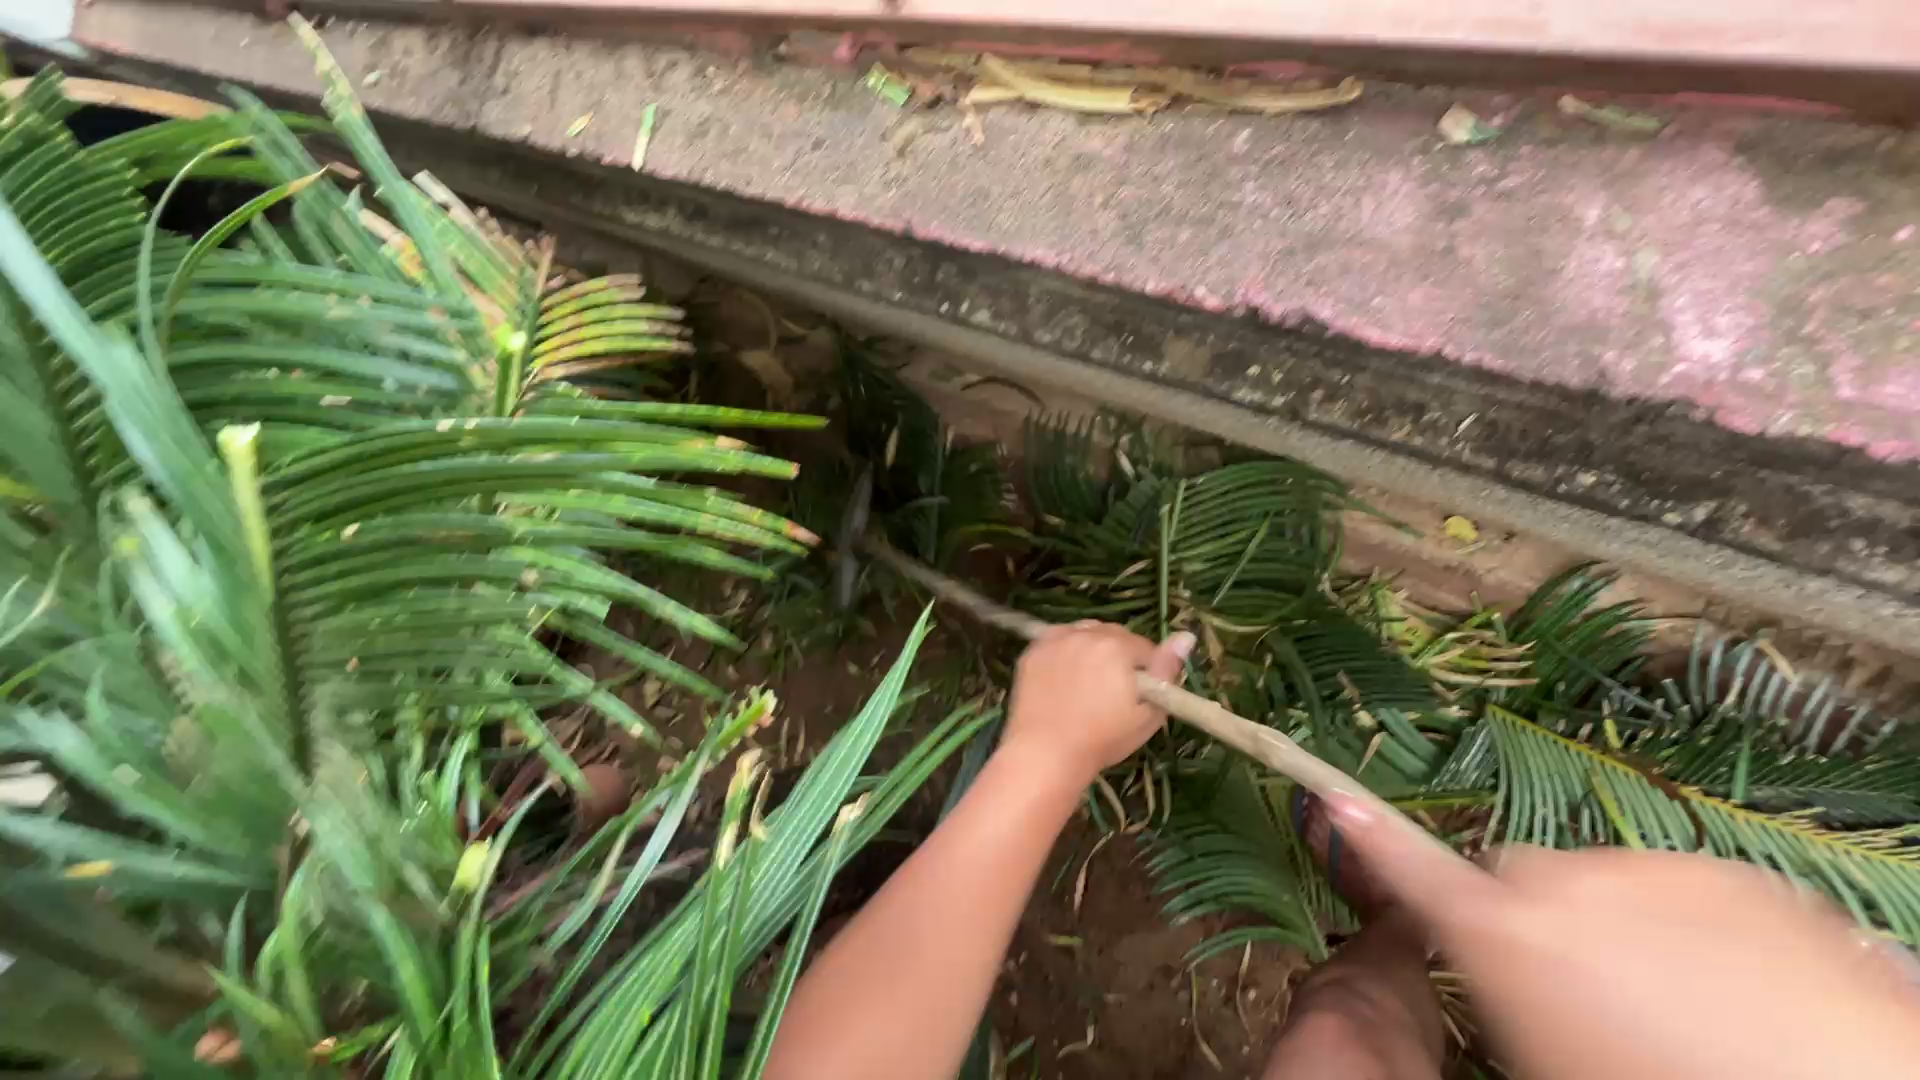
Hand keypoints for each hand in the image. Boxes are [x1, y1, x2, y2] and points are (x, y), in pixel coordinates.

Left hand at [1000, 621, 1193, 784]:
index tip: (1138, 695)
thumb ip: (1167, 672)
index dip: (1147, 672)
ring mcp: (1056, 640)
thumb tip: (1186, 636)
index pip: (1145, 648)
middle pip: (1114, 635)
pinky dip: (1066, 651)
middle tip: (1113, 690)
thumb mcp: (1148, 713)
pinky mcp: (1033, 651)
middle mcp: (1086, 634)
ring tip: (1089, 682)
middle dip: (1120, 656)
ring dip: (1093, 649)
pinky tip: (1066, 676)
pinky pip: (1059, 640)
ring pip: (1085, 633)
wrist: (1046, 752)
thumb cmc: (1103, 738)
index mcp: (1118, 646)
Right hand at [1324, 793, 1919, 1079]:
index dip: (1363, 831)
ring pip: (1601, 884)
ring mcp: (1646, 867)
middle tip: (1578, 996)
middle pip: (1515, 880)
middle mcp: (1556, 879)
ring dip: (1615, 923)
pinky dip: (1689, 923)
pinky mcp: (1732, 871)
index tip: (1332, 796)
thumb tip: (1493, 970)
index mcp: (1498, 932)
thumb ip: (1498, 996)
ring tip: (1681, 1006)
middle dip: (1531, 921)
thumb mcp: (1544, 1062)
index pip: (1406, 867)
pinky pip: (1679, 887)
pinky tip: (1741, 989)